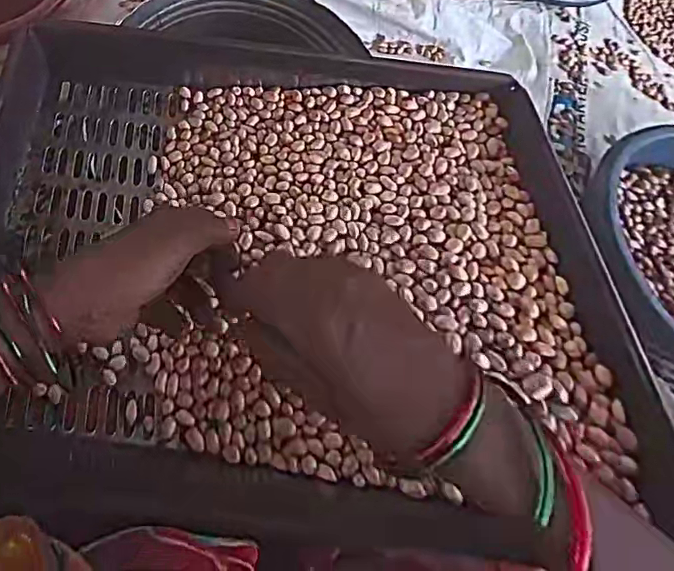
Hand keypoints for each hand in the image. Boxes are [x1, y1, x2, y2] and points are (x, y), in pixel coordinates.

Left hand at [42, 204, 237, 344]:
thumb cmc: (134, 269)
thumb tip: (236, 225)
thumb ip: (208, 230)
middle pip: (198, 257)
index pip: (208, 227)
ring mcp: (148, 274)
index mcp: (169, 225)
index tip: (245, 272)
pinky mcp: (138, 302)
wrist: (86, 303)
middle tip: (235, 302)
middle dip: (218, 278)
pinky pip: (168, 310)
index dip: (227, 246)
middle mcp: (160, 246)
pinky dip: (179, 320)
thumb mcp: (176, 242)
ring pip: (186, 285)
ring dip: (202, 303)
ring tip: (214, 324)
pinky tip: (186, 331)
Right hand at [216, 253, 470, 462]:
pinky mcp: (366, 275)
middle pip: (271, 265)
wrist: (444, 403)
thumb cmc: (375, 410)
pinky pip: (322, 268)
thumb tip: (246, 324)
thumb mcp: (312, 391)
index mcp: (308, 313)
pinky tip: (322, 312)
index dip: (232, 293)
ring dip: (284, 282)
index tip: (229, 307)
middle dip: (258, 286)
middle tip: (257, 314)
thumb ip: (271, 350)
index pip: (250, 284)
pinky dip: (310, 281)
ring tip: (292, 316)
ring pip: (297, 263)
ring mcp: (349, 274)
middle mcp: (326, 282)